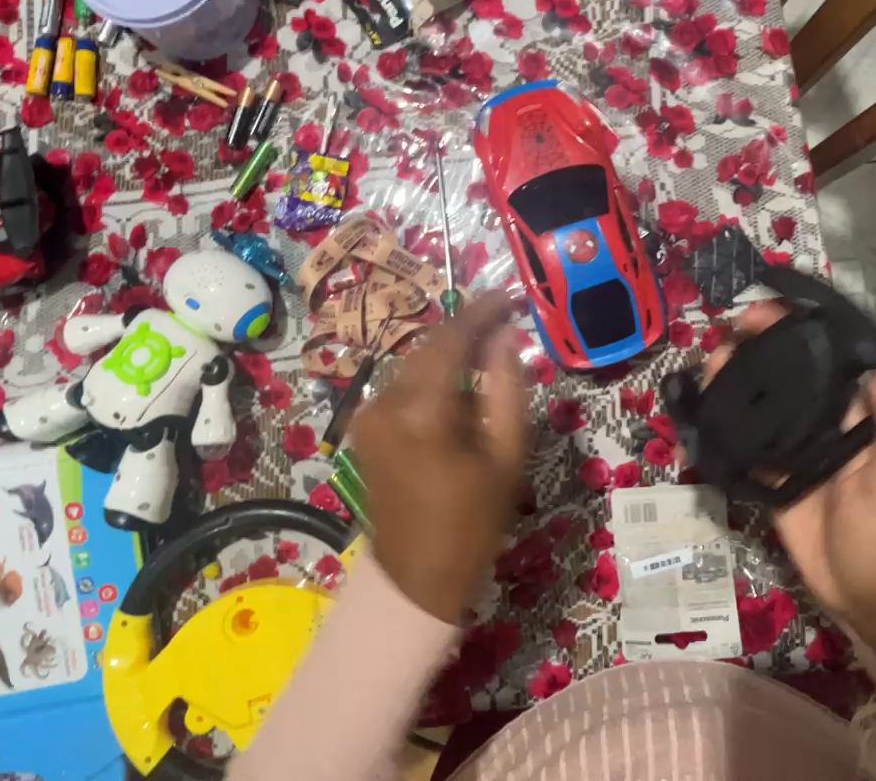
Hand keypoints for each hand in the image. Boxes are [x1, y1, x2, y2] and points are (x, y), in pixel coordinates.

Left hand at [349, 293, 531, 623]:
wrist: (416, 578)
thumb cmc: (472, 523)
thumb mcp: (506, 458)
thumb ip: (508, 389)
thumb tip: (506, 337)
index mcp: (421, 414)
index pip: (451, 341)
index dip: (481, 312)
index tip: (510, 297)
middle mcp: (385, 404)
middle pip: (430, 347)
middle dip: (468, 329)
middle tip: (506, 319)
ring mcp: (368, 415)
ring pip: (416, 364)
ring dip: (451, 352)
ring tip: (490, 348)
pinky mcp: (365, 426)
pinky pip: (404, 385)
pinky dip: (433, 376)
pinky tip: (460, 382)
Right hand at [703, 302, 875, 654]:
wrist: (863, 599)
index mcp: (863, 412)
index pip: (830, 355)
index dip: (800, 326)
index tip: (767, 309)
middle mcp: (828, 419)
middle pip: (789, 370)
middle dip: (758, 345)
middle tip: (726, 331)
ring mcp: (797, 443)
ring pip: (763, 398)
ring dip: (736, 377)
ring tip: (709, 364)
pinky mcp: (772, 469)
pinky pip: (745, 436)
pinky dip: (724, 417)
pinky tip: (701, 402)